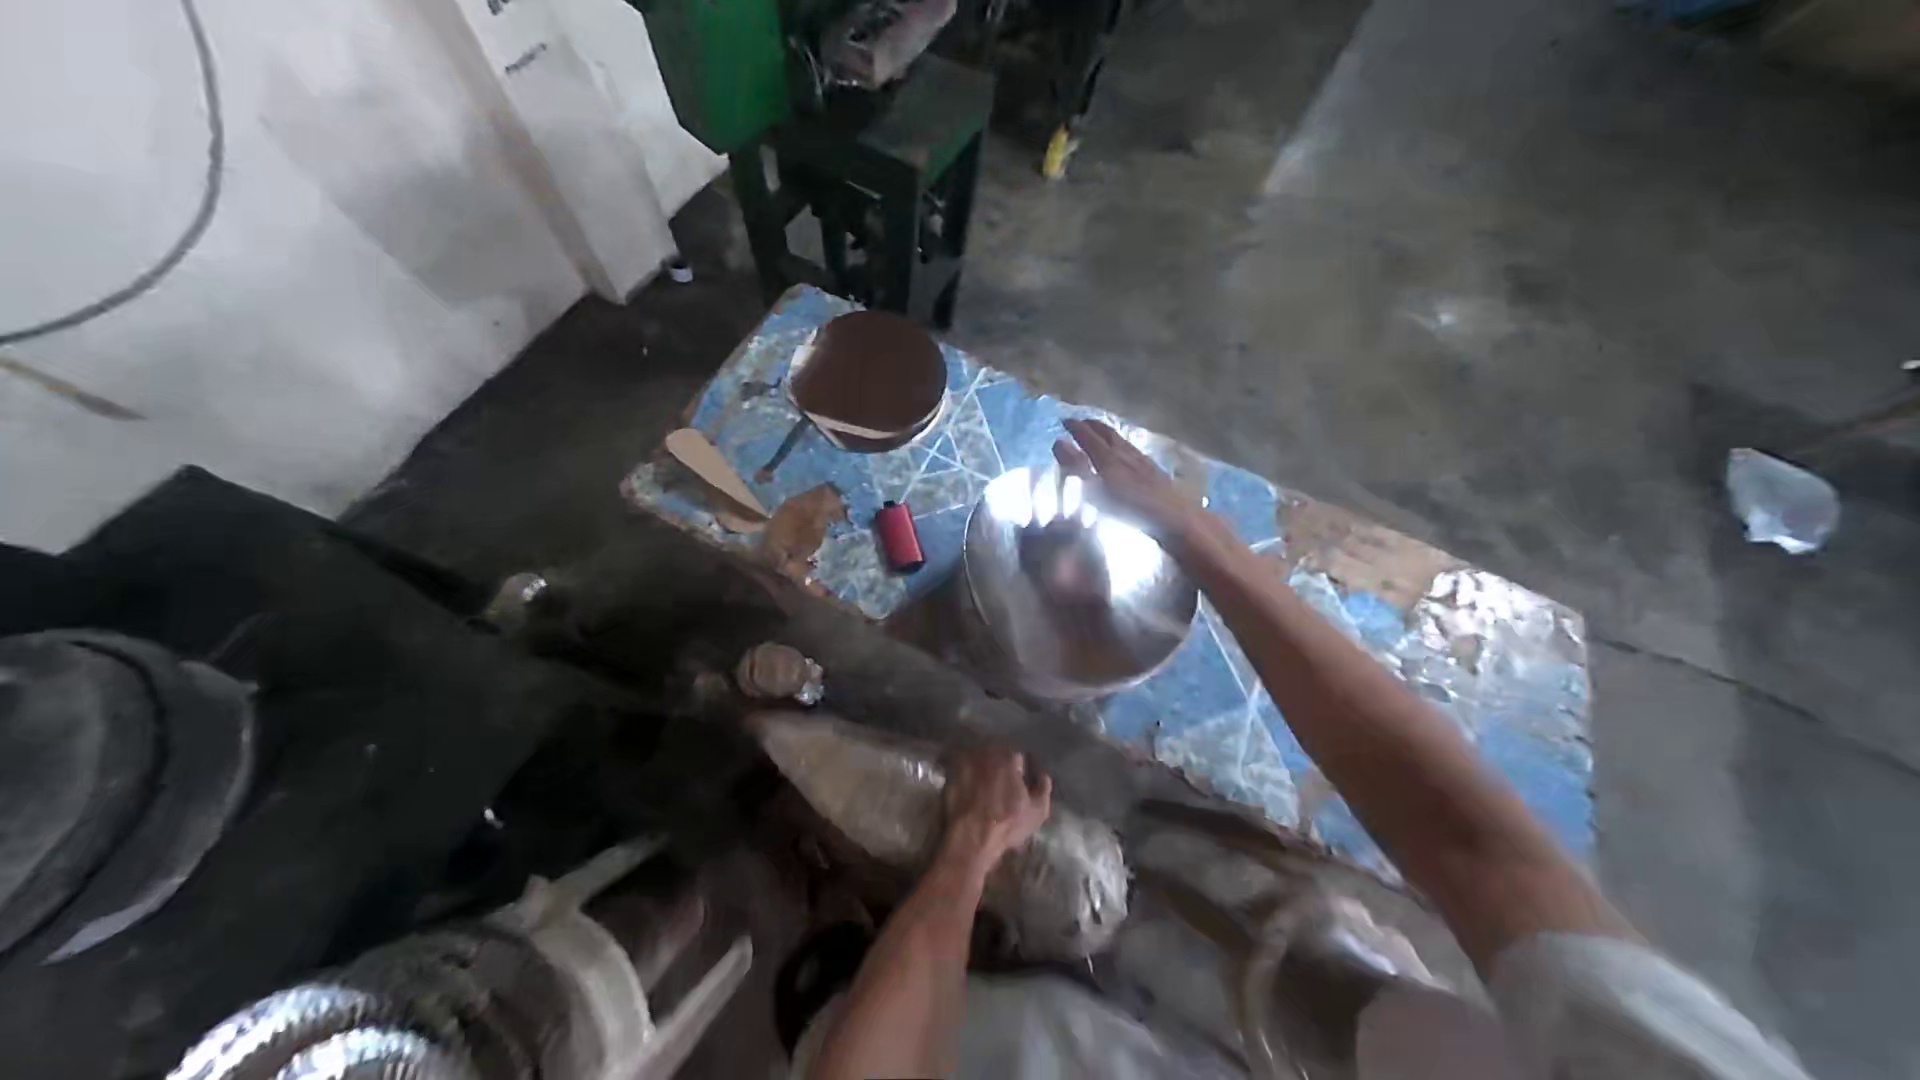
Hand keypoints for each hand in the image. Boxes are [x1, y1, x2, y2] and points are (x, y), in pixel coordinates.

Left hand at [941, 745, 1052, 873]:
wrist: (971, 839)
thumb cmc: (1007, 824)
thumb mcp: (1038, 811)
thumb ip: (1044, 786)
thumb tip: (1042, 772)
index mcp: (1008, 758)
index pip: (1017, 755)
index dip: (1019, 768)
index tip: (1018, 779)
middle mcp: (986, 754)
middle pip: (995, 752)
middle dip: (999, 764)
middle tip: (1000, 781)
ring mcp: (965, 762)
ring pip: (977, 757)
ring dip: (981, 765)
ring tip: (983, 782)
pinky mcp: (949, 774)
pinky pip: (959, 766)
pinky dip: (963, 771)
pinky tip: (967, 785)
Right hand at [1053, 418, 1206, 544]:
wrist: (1174, 517)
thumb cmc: (1131, 508)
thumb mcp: (1096, 490)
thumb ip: (1077, 466)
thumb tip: (1058, 441)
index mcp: (1108, 457)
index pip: (1088, 436)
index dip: (1076, 428)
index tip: (1064, 420)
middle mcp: (1125, 453)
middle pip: (1107, 433)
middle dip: (1092, 425)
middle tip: (1081, 421)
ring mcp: (1141, 460)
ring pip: (1121, 440)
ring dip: (1108, 433)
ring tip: (1100, 432)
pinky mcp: (1153, 470)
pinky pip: (1132, 448)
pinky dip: (1121, 444)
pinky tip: (1125, 452)